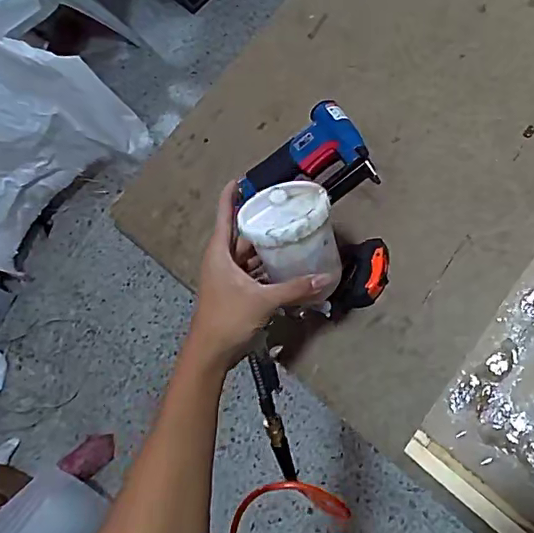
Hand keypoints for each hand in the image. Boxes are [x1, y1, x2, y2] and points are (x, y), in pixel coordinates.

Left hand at [183, 180, 331, 369]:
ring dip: (265, 247)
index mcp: (219, 253)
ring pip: (248, 254)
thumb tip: (324, 278)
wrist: (210, 353)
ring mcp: (227, 277)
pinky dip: (267, 268)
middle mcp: (221, 260)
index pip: (225, 215)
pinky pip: (253, 272)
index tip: (241, 179)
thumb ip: (295, 288)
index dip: (232, 196)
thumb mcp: (263, 301)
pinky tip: (285, 266)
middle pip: (241, 234)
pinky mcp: (235, 291)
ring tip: (289, 235)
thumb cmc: (227, 319)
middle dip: (259, 222)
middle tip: (282, 210)